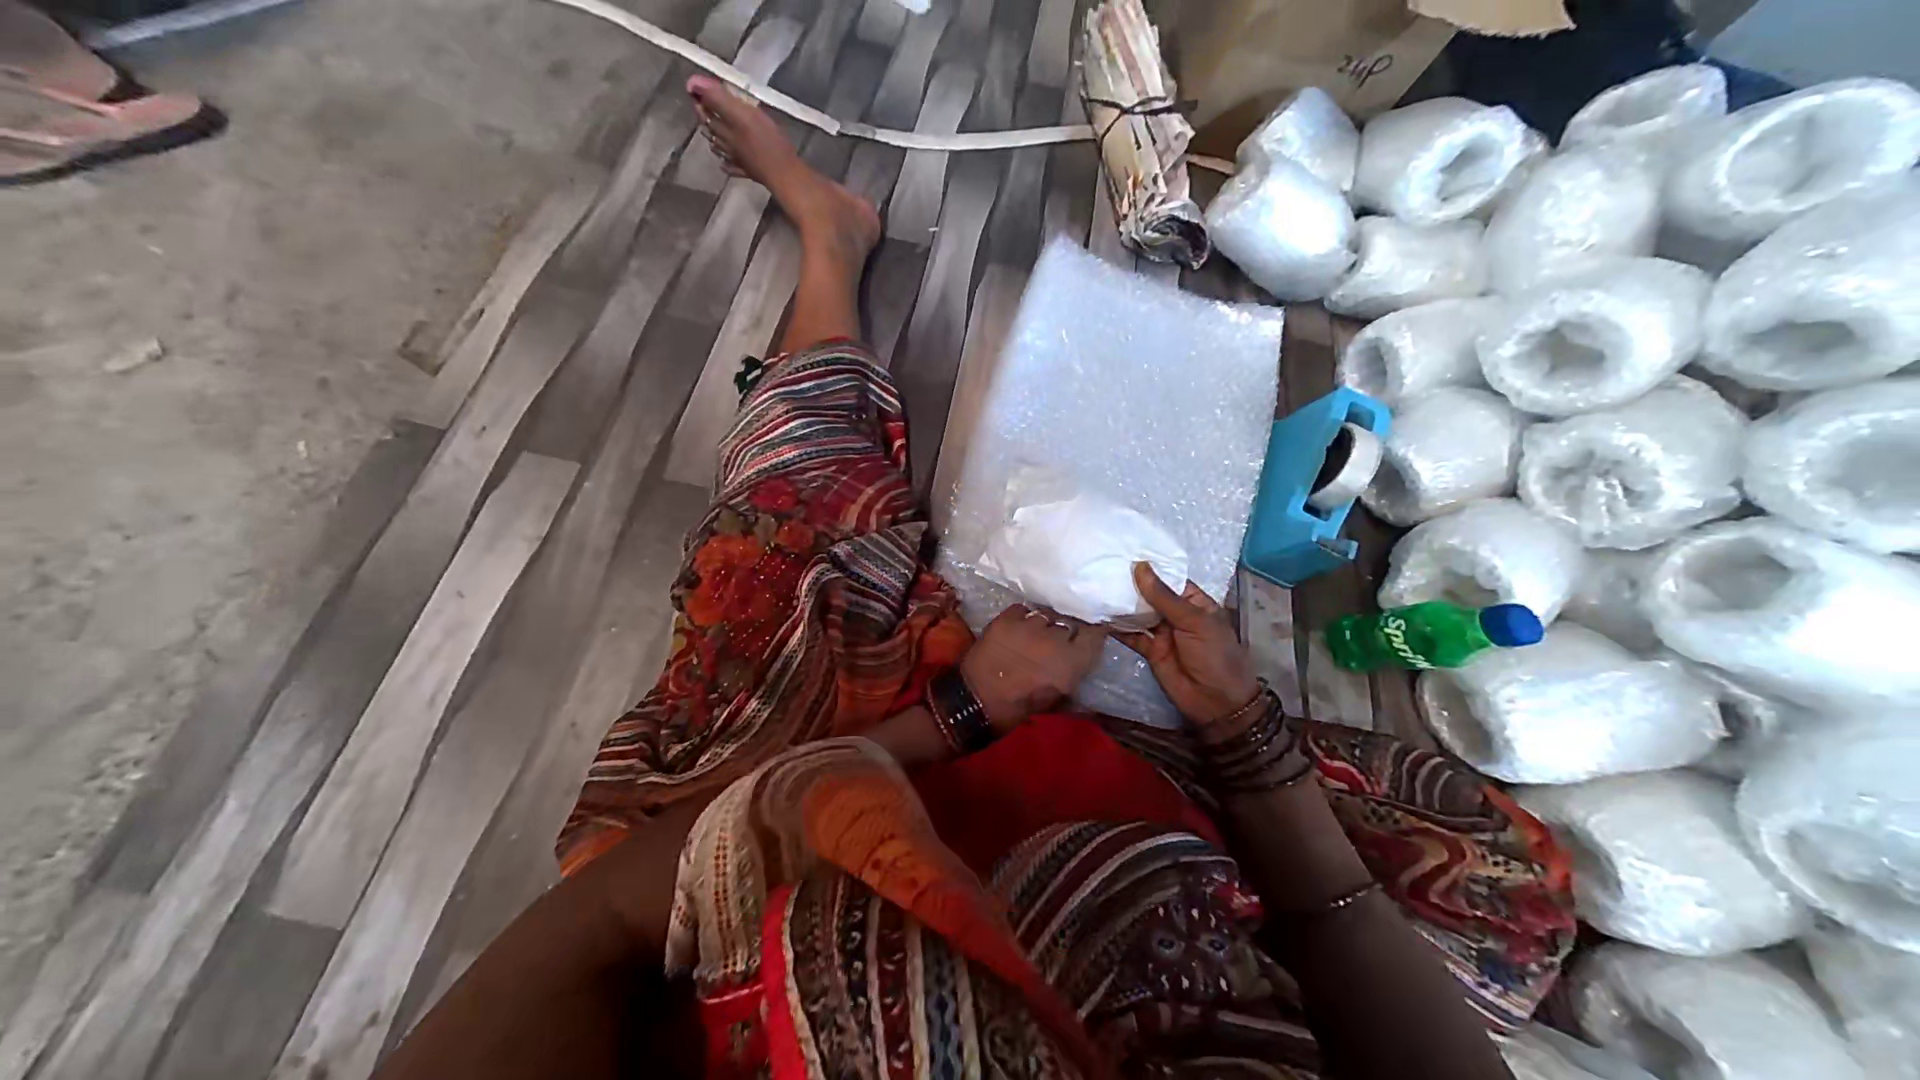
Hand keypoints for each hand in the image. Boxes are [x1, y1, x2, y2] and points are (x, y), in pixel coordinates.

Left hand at [960, 605, 1108, 732]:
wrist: (975, 702)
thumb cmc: (1017, 709)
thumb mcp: (1056, 701)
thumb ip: (1073, 680)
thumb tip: (1083, 670)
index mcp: (1071, 664)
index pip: (1095, 635)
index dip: (1093, 633)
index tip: (1089, 635)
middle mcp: (1054, 640)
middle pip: (1069, 623)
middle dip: (1065, 630)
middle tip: (1056, 640)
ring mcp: (1029, 626)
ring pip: (1046, 615)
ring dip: (1043, 624)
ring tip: (1035, 633)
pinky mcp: (1006, 618)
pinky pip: (1023, 609)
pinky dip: (1022, 617)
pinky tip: (1017, 628)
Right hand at [1114, 563, 1261, 733]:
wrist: (1217, 702)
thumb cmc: (1215, 655)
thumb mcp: (1193, 621)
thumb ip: (1164, 597)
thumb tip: (1140, 566)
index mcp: (1194, 602)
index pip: (1169, 579)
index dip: (1149, 568)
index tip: (1123, 552)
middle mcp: (1177, 614)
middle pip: (1150, 595)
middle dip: (1130, 584)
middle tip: (1102, 566)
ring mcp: (1163, 632)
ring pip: (1139, 614)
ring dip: (1121, 604)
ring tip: (1096, 585)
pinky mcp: (1150, 650)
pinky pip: (1132, 635)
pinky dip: (1117, 627)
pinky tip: (1099, 615)